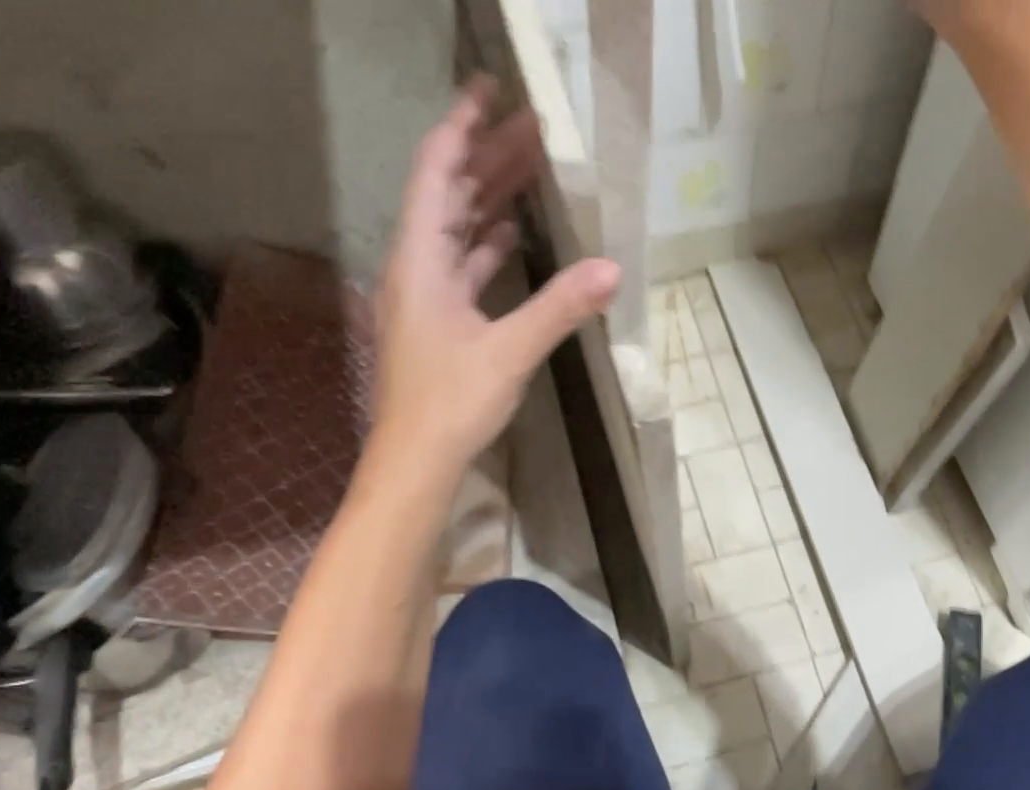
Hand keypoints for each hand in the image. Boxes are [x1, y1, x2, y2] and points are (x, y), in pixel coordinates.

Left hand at [372, 77, 620, 470]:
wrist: (415, 460)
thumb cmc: (451, 403)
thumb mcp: (510, 352)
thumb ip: (560, 307)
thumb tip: (613, 269)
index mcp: (420, 260)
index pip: (437, 171)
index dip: (462, 127)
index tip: (490, 90)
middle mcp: (415, 267)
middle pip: (449, 194)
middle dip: (488, 158)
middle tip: (533, 126)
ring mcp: (425, 296)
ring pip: (455, 230)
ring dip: (489, 198)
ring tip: (530, 169)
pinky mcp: (438, 322)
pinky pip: (462, 266)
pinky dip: (486, 245)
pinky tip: (511, 236)